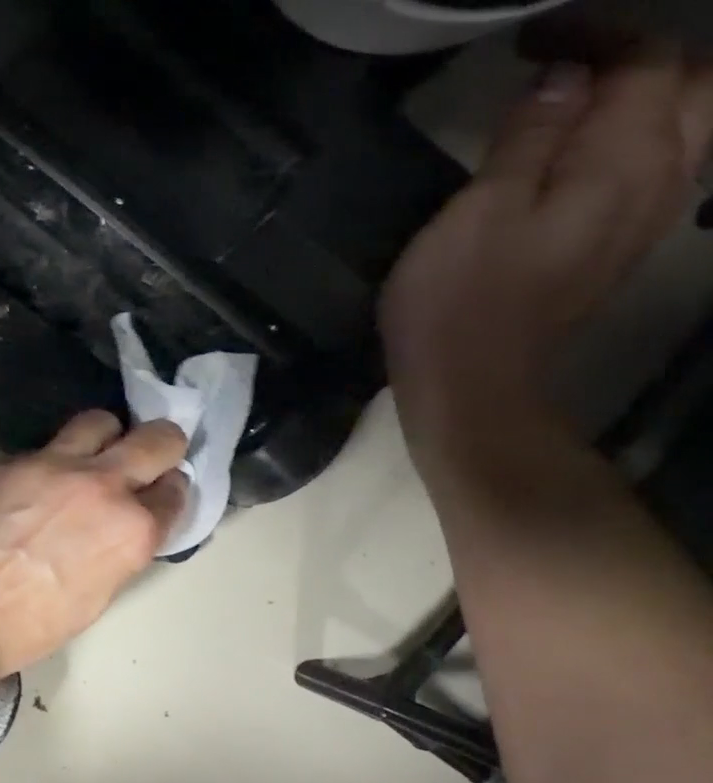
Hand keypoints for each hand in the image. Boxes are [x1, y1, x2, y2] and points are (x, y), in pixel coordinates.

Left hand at [0, 411, 187, 695]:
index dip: (167, 496)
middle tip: (145, 461)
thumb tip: (122, 528)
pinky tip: (35, 486)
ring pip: (98, 423)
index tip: (156, 498)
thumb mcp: (98, 596)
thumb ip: (121, 549)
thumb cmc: (32, 626)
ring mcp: (53, 466)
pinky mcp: (10, 462)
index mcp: (132, 530)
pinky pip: (44, 448)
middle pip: (157, 439)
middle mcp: (102, 486)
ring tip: (89, 459)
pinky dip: (49, 462)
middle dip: (160, 447)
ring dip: (104, 438)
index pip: (176, 493)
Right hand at [380, 40, 712, 419]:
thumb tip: (564, 76)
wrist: (470, 380)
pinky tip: (580, 146)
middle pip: (691, 86)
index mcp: (626, 161)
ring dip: (639, 96)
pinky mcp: (618, 241)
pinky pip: (655, 162)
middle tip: (565, 61)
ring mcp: (646, 213)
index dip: (594, 36)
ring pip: (682, 124)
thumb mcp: (478, 211)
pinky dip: (628, 134)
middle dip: (640, 59)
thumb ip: (529, 137)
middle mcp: (660, 177)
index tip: (528, 40)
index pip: (646, 63)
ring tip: (570, 95)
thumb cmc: (460, 299)